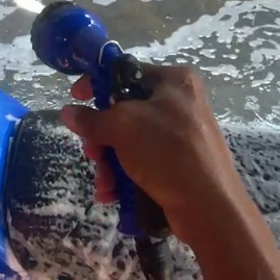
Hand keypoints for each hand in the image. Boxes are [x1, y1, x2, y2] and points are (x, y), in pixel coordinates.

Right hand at [60, 64, 241, 239]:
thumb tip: (68, 112)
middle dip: (102, 136)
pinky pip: (144, 160)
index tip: (75, 97)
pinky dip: (125, 175)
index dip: (96, 83)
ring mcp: (182, 135)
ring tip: (104, 182)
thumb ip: (91, 118)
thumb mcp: (122, 127)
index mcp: (174, 81)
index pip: (125, 71)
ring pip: (130, 139)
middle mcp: (180, 103)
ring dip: (109, 161)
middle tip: (92, 153)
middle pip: (124, 110)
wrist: (211, 208)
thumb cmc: (167, 152)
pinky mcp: (182, 164)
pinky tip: (112, 193)